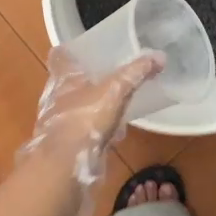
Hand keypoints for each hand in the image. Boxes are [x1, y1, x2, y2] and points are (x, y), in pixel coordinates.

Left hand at [18, 49, 164, 187]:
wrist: (65, 166)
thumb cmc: (84, 118)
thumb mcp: (116, 90)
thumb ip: (136, 73)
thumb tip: (159, 56)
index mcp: (63, 78)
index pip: (59, 56)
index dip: (70, 51)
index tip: (84, 49)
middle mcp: (55, 97)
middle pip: (67, 83)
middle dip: (85, 81)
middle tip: (107, 76)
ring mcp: (57, 123)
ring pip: (75, 108)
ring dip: (90, 107)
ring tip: (113, 106)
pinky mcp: (65, 146)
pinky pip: (81, 132)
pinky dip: (95, 131)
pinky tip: (111, 135)